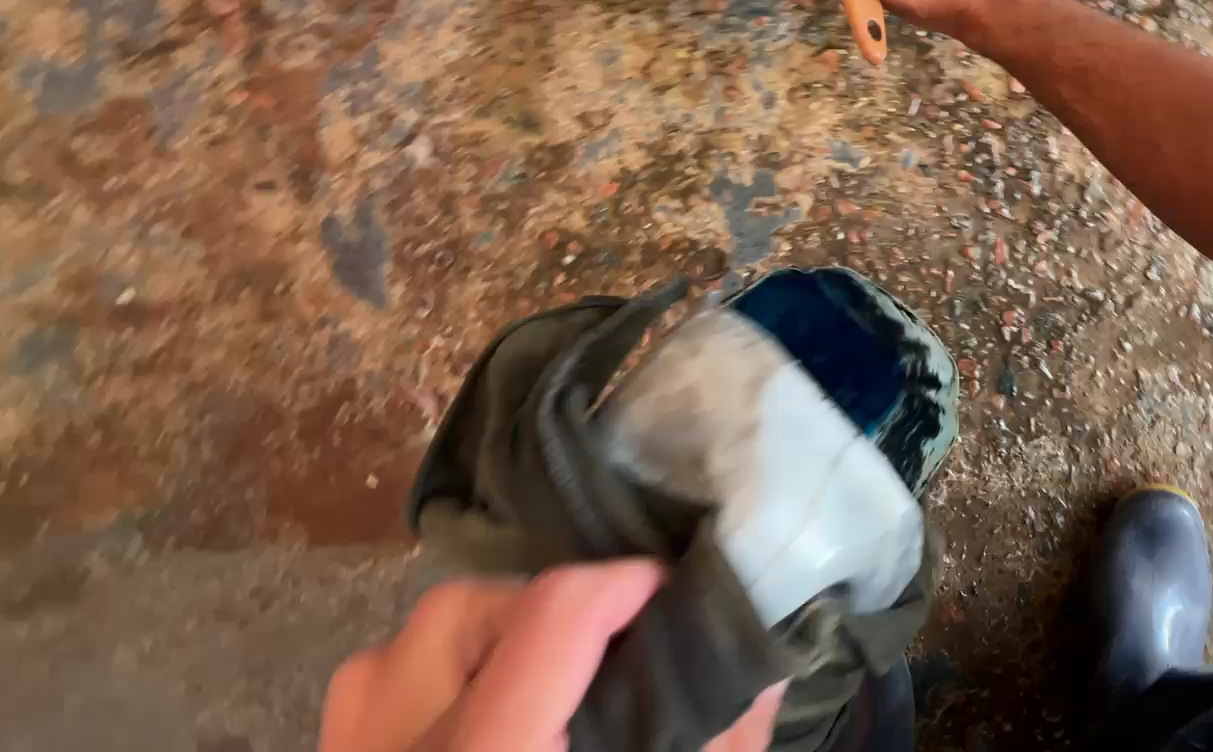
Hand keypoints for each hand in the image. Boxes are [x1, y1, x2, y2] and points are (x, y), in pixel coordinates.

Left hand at [320, 560, 784, 751]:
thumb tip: (760, 675)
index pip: (553, 619)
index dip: (627, 585)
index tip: (675, 598)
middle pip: (460, 617)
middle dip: (551, 609)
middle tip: (612, 648)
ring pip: (394, 653)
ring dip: (477, 642)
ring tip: (542, 678)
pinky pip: (359, 705)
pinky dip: (420, 688)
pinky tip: (472, 720)